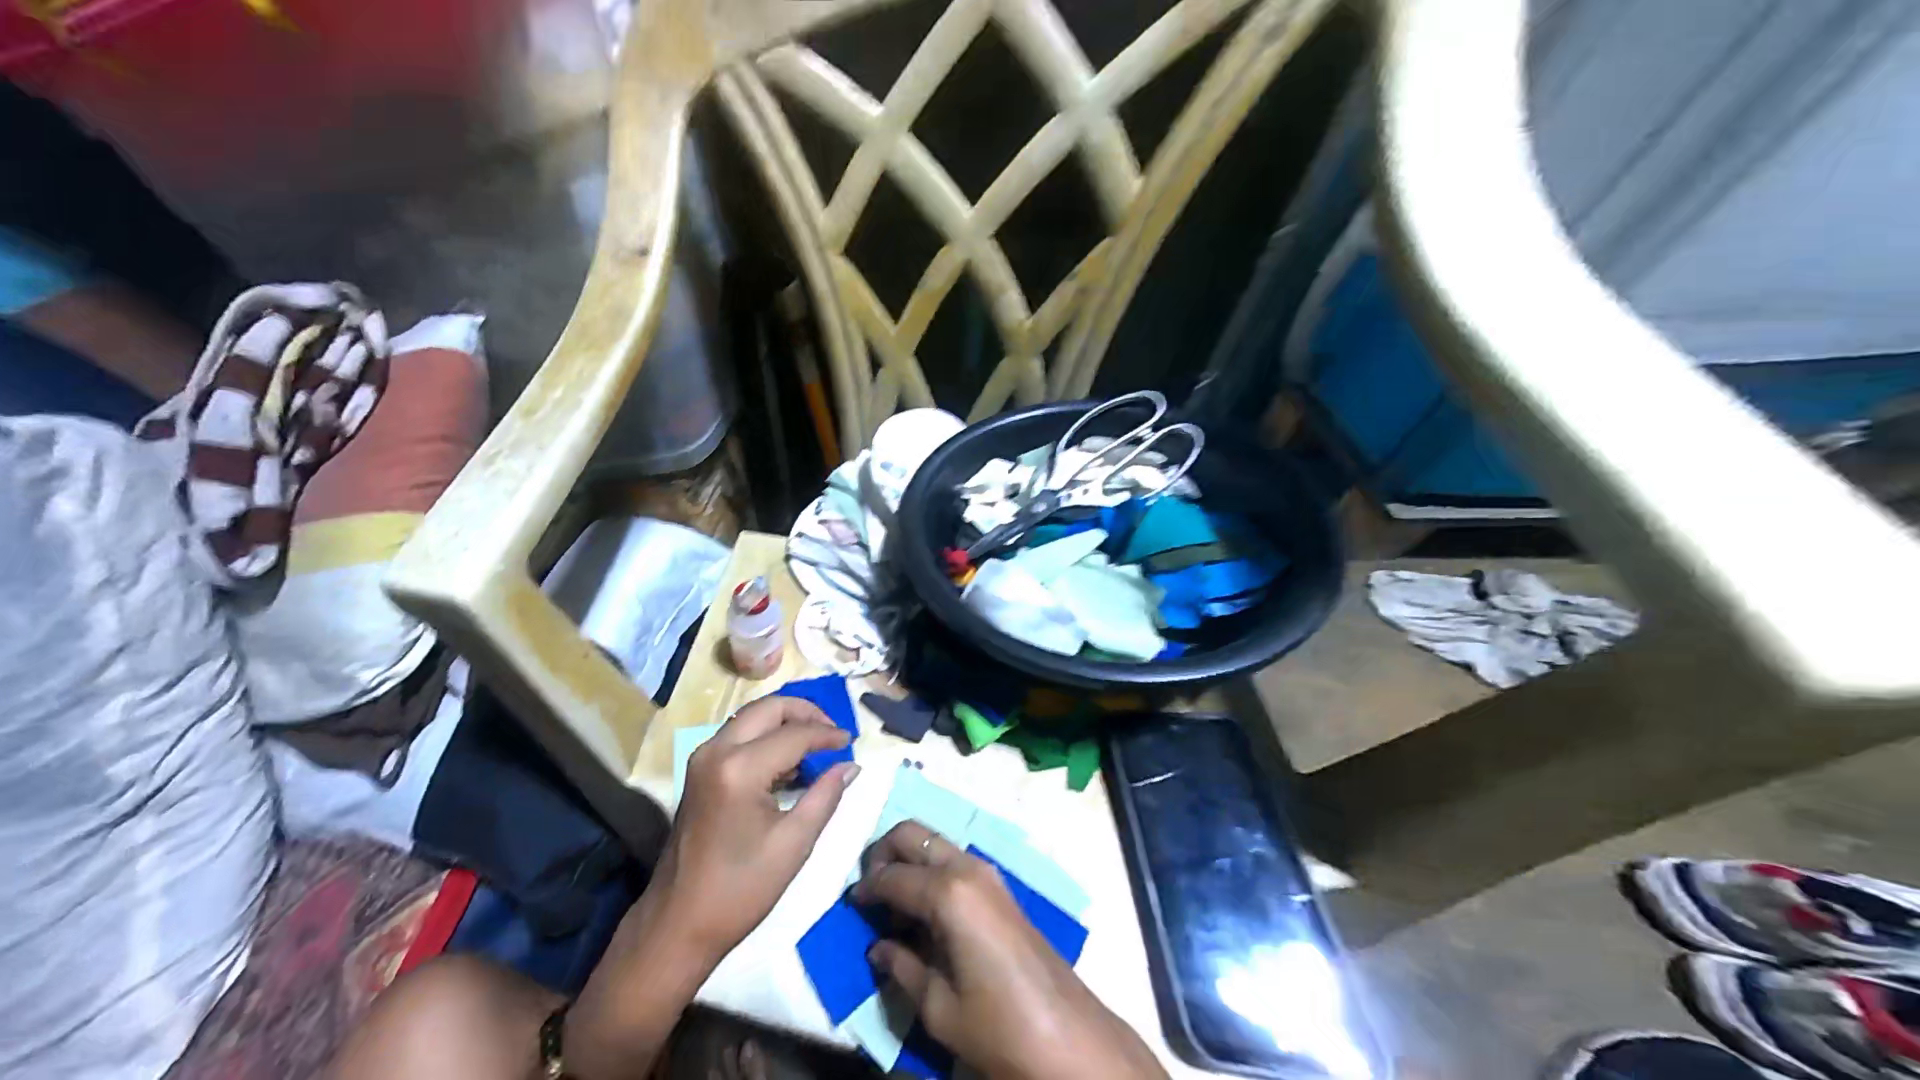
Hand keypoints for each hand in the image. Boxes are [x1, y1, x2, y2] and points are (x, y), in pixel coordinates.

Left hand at [564, 699, 856, 1079]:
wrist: (677, 925)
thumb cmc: (739, 890)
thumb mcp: (794, 844)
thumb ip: (825, 796)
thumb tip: (850, 765)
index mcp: (740, 769)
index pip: (795, 734)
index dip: (828, 735)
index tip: (852, 744)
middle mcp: (716, 751)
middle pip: (768, 708)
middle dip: (806, 713)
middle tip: (833, 733)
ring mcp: (702, 759)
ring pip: (751, 717)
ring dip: (785, 722)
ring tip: (816, 745)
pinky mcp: (698, 772)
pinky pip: (739, 735)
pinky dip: (766, 736)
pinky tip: (789, 762)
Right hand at [854, 822, 1166, 1079]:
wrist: (1069, 1036)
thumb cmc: (998, 1025)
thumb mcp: (938, 1007)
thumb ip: (901, 967)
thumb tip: (878, 946)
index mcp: (947, 892)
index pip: (890, 876)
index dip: (864, 890)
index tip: (851, 907)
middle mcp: (966, 868)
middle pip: (911, 833)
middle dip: (883, 854)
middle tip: (870, 894)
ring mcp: (987, 873)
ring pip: (933, 843)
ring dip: (908, 862)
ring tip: (895, 911)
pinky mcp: (999, 886)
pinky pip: (953, 862)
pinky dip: (930, 872)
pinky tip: (924, 915)